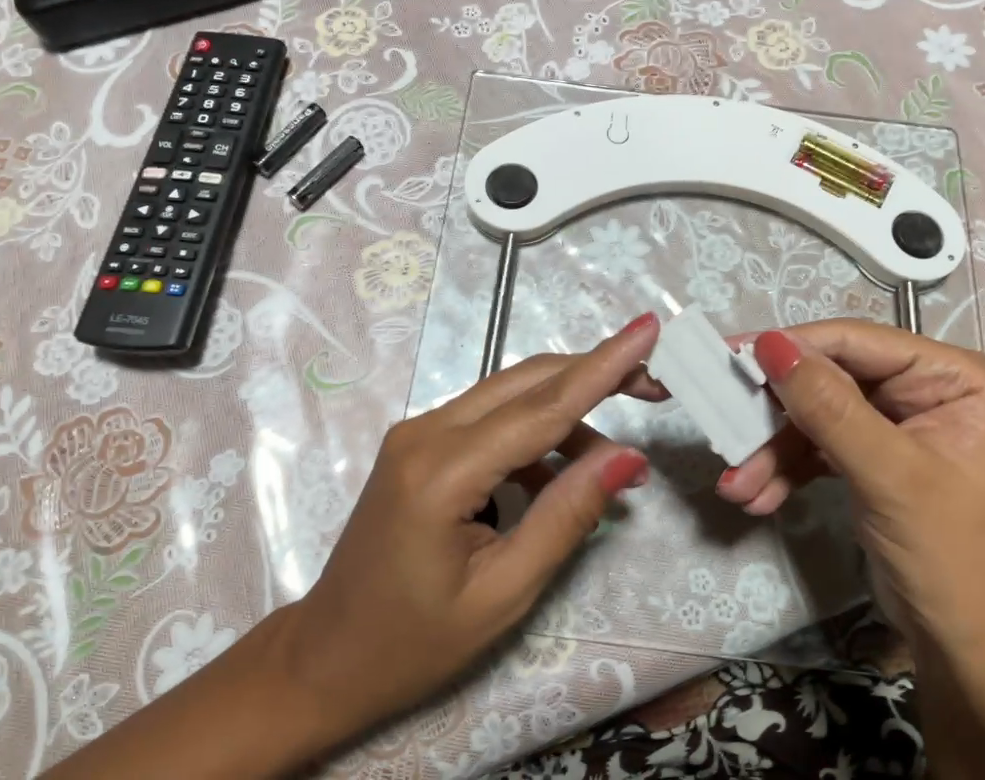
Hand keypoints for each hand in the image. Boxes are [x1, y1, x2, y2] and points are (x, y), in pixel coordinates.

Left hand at [273, 314, 657, 740]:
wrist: (329, 656)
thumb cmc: (415, 642)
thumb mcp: (504, 591)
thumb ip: (566, 516)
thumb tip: (627, 458)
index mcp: (442, 470)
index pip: (542, 406)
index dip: (603, 366)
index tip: (648, 327)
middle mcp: (425, 433)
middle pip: (526, 383)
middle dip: (593, 376)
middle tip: (655, 388)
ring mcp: (417, 434)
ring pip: (509, 398)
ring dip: (567, 413)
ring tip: (616, 464)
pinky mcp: (419, 446)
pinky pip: (489, 421)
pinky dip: (534, 437)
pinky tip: (562, 477)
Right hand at [701, 320, 984, 649]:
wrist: (970, 650)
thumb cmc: (953, 557)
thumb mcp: (890, 477)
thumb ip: (828, 406)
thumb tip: (769, 343)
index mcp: (950, 377)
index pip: (856, 342)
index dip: (792, 347)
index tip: (729, 357)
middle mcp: (922, 391)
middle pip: (827, 380)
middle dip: (775, 416)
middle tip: (724, 432)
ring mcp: (894, 427)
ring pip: (813, 417)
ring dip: (771, 452)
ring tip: (737, 488)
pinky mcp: (870, 461)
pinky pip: (815, 449)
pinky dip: (785, 471)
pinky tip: (759, 498)